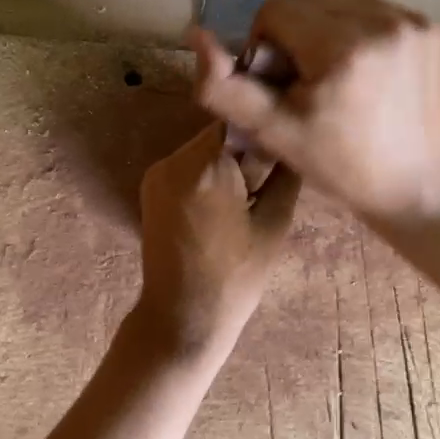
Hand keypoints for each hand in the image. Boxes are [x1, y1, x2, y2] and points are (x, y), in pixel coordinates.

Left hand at [137, 122, 301, 356]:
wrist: (182, 316)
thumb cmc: (235, 275)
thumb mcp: (274, 223)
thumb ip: (284, 174)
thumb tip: (290, 142)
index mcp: (205, 166)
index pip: (239, 122)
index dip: (262, 134)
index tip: (278, 155)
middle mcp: (173, 160)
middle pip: (218, 135)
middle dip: (243, 152)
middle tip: (261, 186)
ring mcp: (157, 173)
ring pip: (202, 150)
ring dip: (224, 164)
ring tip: (243, 200)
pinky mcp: (149, 188)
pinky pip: (186, 167)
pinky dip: (205, 176)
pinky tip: (220, 207)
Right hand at [188, 0, 439, 236]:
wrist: (419, 186)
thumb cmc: (340, 165)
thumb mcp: (273, 133)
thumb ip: (225, 87)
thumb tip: (195, 34)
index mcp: (342, 49)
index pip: (274, 12)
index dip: (265, 48)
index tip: (281, 87)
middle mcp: (383, 22)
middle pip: (306, 2)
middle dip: (294, 35)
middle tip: (305, 83)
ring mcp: (414, 22)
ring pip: (339, 0)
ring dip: (324, 28)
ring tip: (335, 74)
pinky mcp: (432, 27)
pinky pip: (373, 8)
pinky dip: (357, 29)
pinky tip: (363, 68)